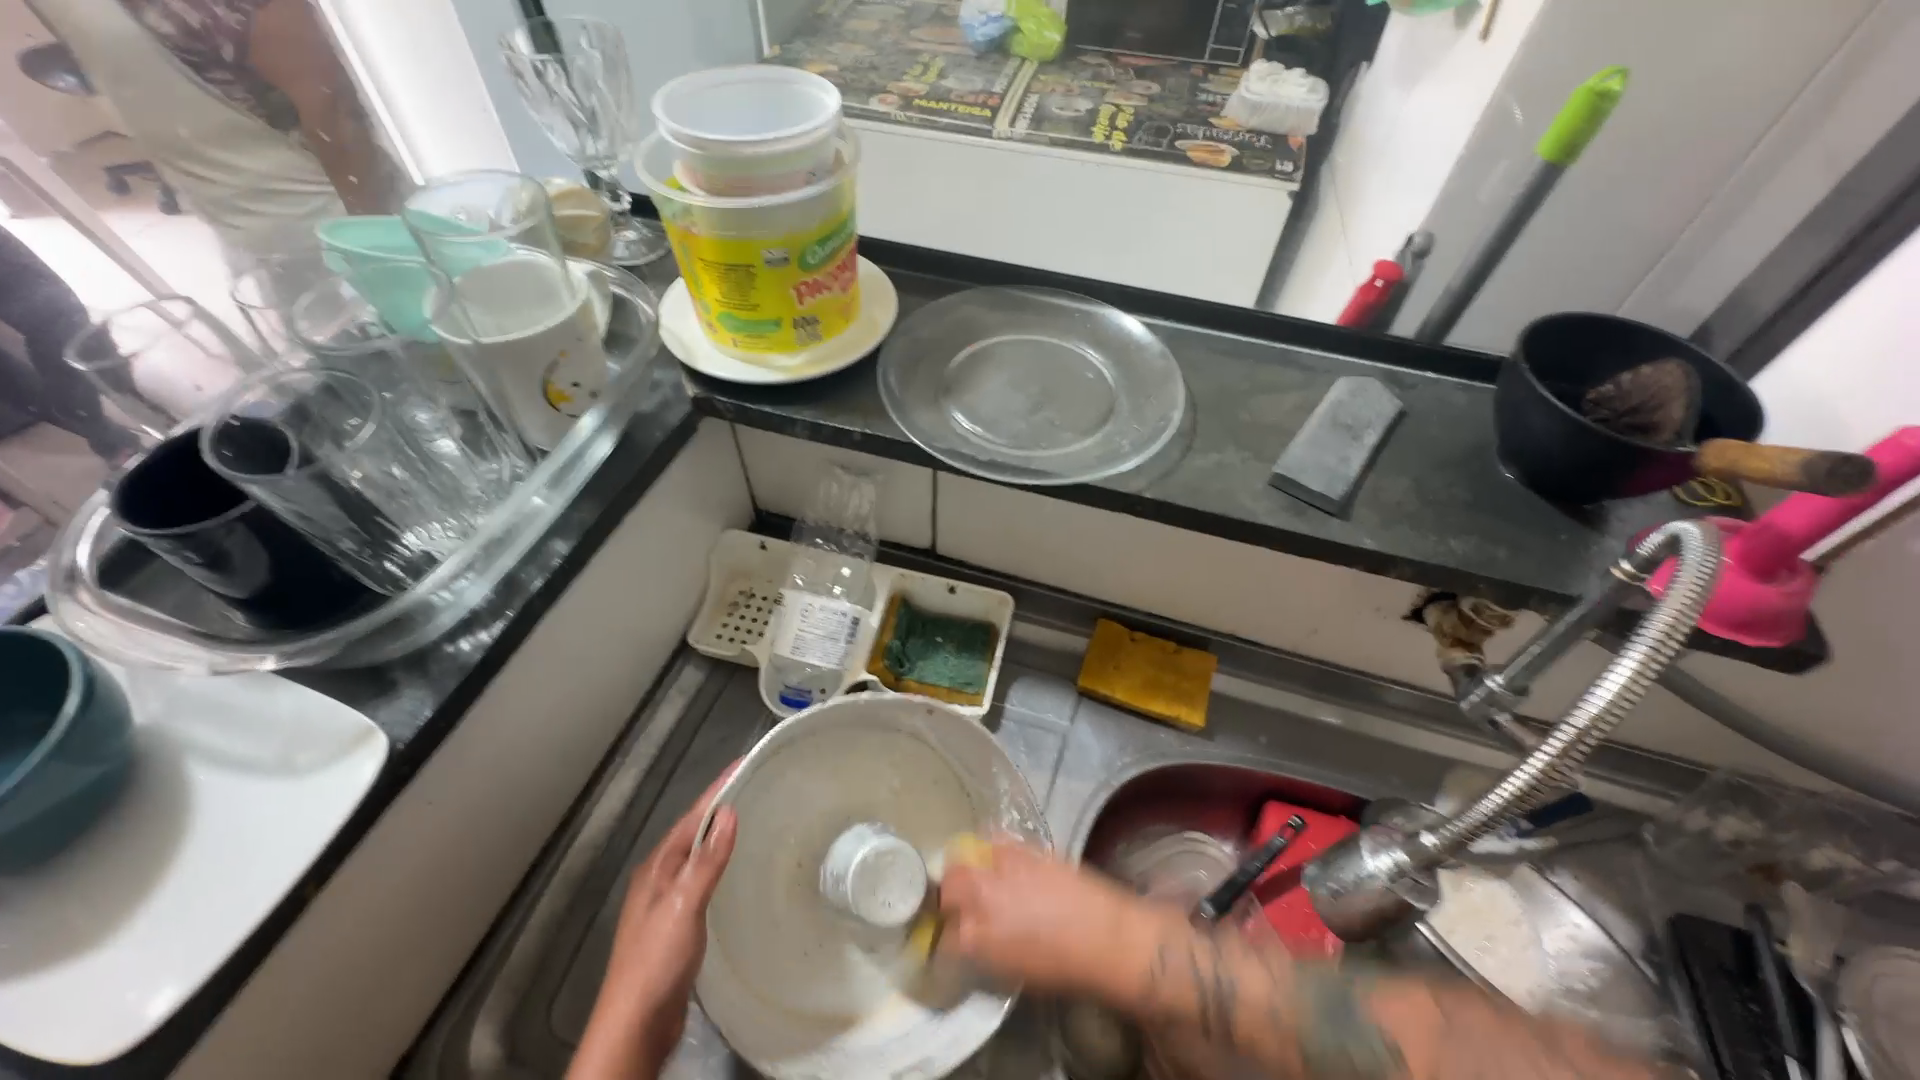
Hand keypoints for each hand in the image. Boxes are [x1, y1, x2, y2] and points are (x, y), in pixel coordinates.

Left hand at [569, 768, 738, 1079]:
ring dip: (720, 835)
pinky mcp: (678, 926)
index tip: (744, 763)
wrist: (636, 1024)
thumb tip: (727, 813)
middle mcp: (660, 879)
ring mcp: (667, 903)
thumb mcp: (684, 906)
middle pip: (693, 833)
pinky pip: (703, 880)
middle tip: (755, 785)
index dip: (717, 790)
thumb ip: (705, 861)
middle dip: (720, 806)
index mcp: (658, 868)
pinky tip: (736, 873)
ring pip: (698, 857)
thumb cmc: (656, 961)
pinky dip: (721, 865)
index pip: (692, 818)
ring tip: (751, 819)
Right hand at [936, 840, 1166, 1001]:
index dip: (949, 936)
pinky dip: (992, 848)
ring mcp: (1001, 868)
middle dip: (949, 895)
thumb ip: (986, 951)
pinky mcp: (1023, 847)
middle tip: (961, 903)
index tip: (957, 937)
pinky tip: (1000, 859)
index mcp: (977, 938)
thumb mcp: (1014, 971)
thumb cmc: (1064, 968)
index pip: (945, 935)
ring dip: (967, 867)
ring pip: (965, 857)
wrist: (1107, 937)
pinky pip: (995, 839)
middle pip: (947, 886)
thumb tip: (975, 939)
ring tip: (979, 876)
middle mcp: (981, 897)